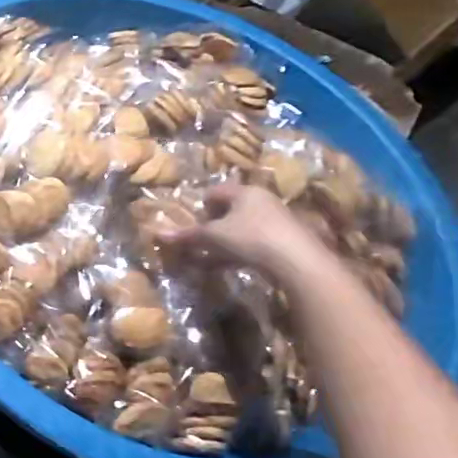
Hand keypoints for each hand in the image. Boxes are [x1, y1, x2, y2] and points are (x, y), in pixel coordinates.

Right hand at [164, 184, 335, 280]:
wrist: (300, 262)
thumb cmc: (250, 238)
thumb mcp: (211, 236)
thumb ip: (186, 235)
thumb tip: (158, 234)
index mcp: (244, 192)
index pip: (213, 192)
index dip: (200, 207)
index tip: (195, 225)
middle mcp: (263, 200)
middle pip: (229, 209)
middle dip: (213, 225)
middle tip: (204, 240)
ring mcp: (279, 219)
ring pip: (243, 226)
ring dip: (227, 239)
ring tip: (216, 256)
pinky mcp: (289, 238)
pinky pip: (257, 240)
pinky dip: (242, 250)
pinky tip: (234, 265)